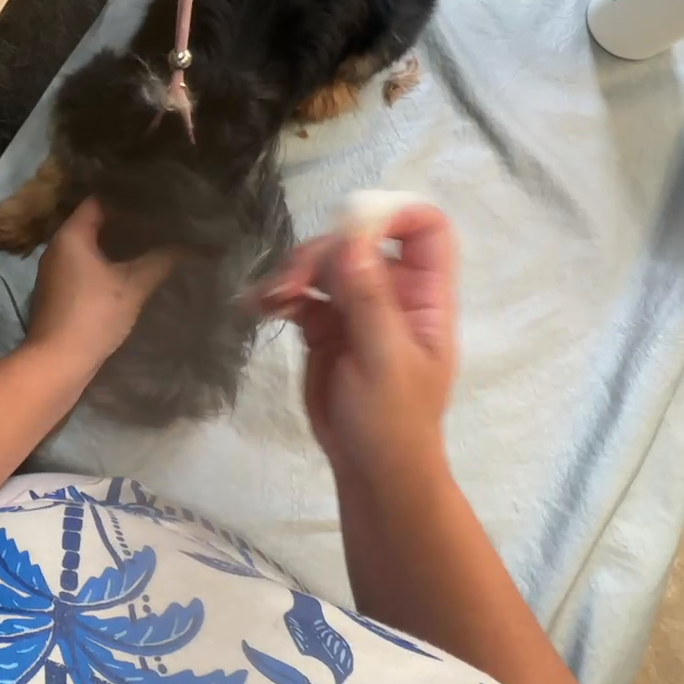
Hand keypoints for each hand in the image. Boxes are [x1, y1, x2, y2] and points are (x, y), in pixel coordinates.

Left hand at [25, 198, 177, 366]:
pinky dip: (107, 265)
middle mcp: (58, 248)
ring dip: (118, 246)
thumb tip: (195, 244)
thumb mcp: (133, 285)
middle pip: (95, 223)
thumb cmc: (92, 315)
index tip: (156, 200)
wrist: (57, 361)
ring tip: (154, 242)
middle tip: (161, 221)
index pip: (99, 201)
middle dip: (127, 223)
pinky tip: (133, 271)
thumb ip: (162, 260)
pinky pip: (86, 267)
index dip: (128, 199)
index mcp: (70, 236)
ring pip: (91, 247)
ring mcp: (56, 271)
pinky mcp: (60, 292)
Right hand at [248, 204, 457, 478]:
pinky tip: (258, 309)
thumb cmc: (393, 421)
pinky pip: (300, 295)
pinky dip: (277, 296)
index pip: (424, 231)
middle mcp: (392, 294)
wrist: (369, 468)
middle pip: (356, 243)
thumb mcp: (385, 361)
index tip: (345, 231)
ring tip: (266, 301)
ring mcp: (355, 309)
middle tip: (288, 285)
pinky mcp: (325, 327)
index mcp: (424, 297)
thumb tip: (350, 242)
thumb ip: (369, 300)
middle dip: (319, 256)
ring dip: (291, 274)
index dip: (391, 216)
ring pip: (323, 266)